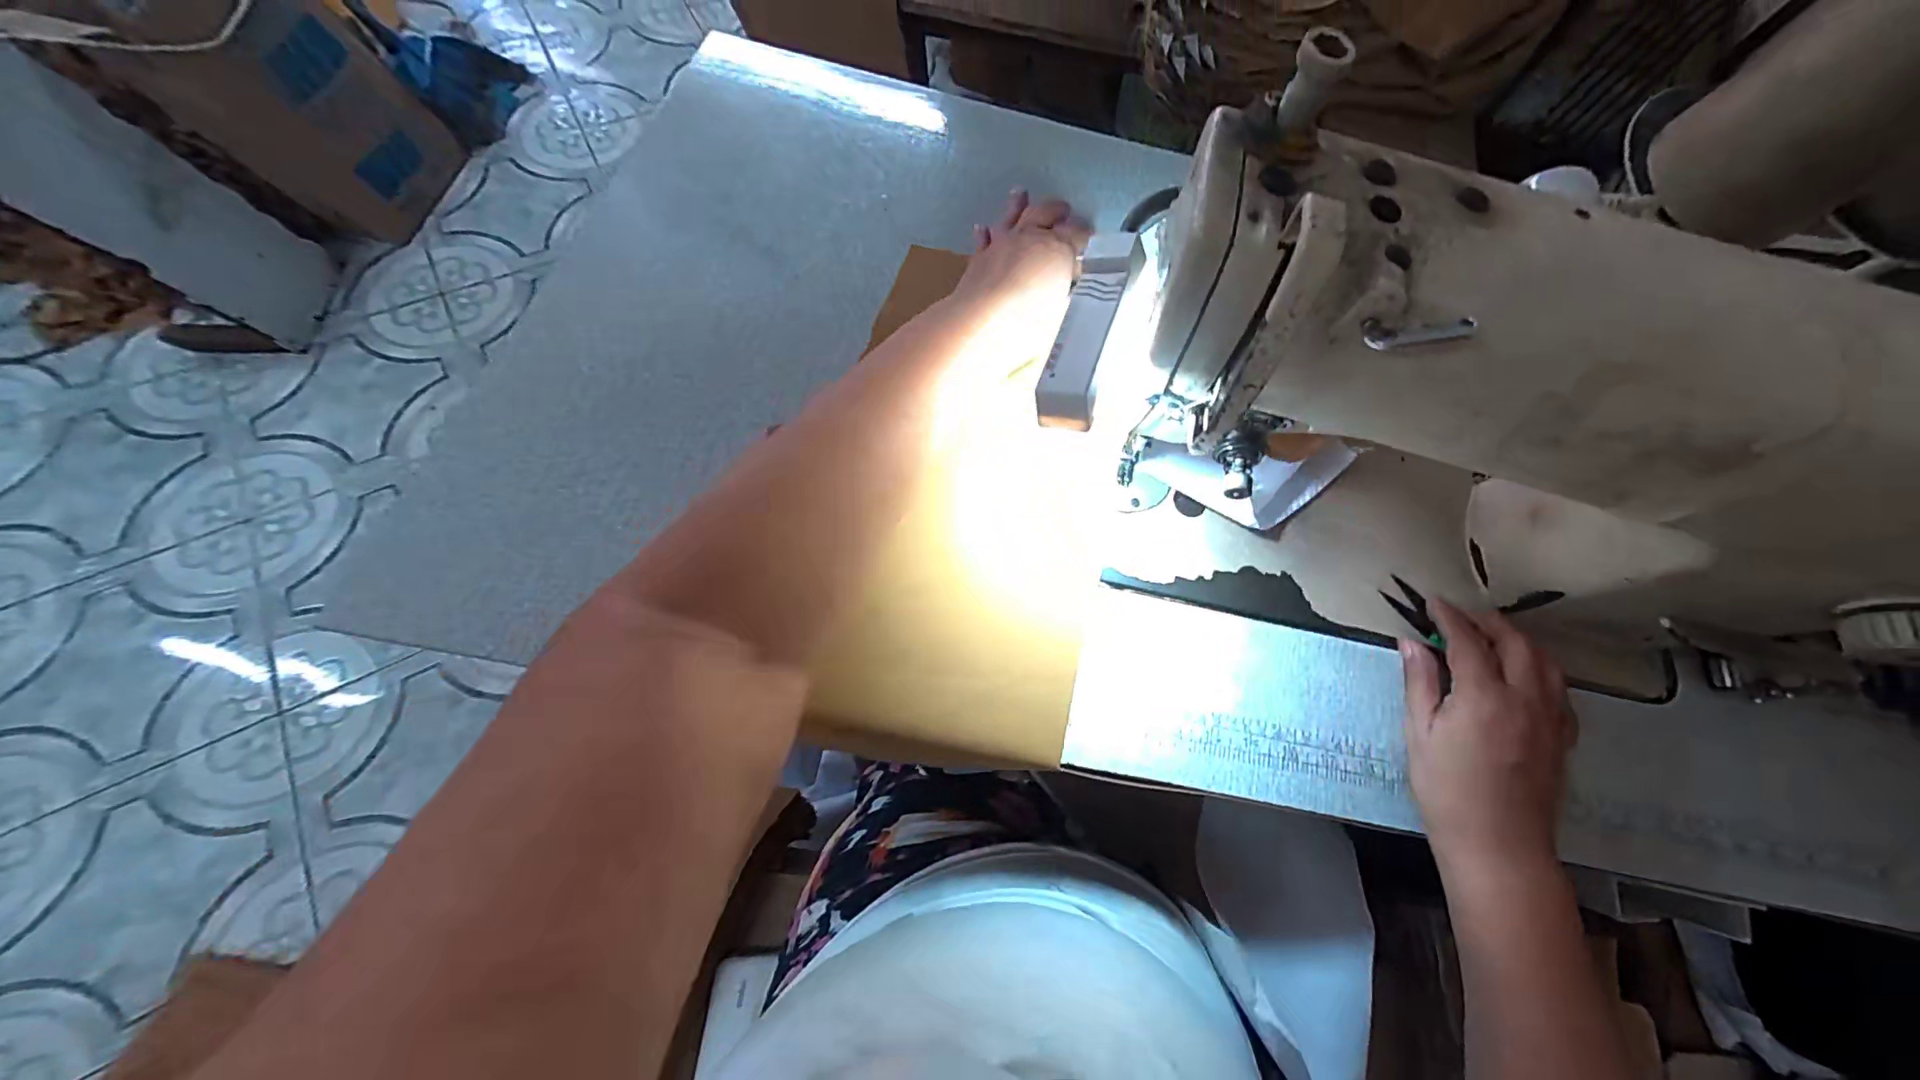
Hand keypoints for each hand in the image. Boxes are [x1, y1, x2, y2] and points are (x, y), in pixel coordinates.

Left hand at [943, 190, 1089, 371]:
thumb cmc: (1031, 320)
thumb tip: (1066, 278)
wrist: (983, 322)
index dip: (1082, 232)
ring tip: (1020, 193)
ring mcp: (1001, 246)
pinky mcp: (979, 260)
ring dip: (1017, 205)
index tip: (1088, 234)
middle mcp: (1029, 239)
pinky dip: (984, 233)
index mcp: (1056, 249)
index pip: (1075, 232)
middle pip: (1045, 213)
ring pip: (1011, 217)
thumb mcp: (1061, 306)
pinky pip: (983, 241)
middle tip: (1063, 209)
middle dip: (1056, 209)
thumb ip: (1064, 286)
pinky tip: (982, 228)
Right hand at [1401, 599, 1575, 878]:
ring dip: (1518, 641)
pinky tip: (1520, 677)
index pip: (1469, 640)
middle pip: (1517, 643)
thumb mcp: (1418, 733)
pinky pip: (1559, 689)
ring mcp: (1552, 719)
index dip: (1449, 617)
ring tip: (1490, 638)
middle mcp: (1527, 700)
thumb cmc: (1445, 790)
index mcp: (1485, 697)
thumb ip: (1420, 682)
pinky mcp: (1563, 738)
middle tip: (1460, 616)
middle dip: (1488, 622)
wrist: (1497, 844)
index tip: (1432, 602)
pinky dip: (1538, 670)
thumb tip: (1413, 643)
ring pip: (1546, 663)